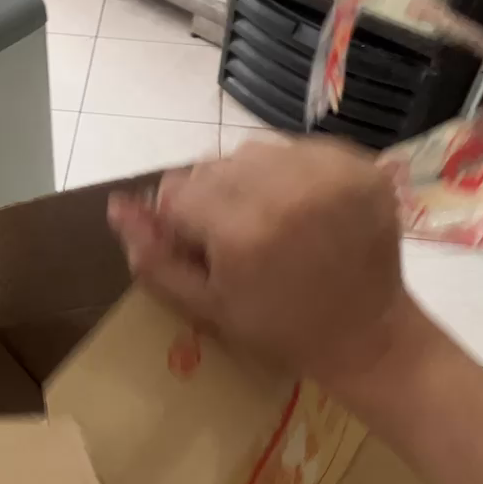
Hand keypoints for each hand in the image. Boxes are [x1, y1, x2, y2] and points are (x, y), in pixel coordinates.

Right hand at [108, 138, 437, 392]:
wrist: (365, 334)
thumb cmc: (278, 329)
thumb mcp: (207, 306)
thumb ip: (155, 258)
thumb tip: (117, 207)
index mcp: (242, 231)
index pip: (175, 192)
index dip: (179, 221)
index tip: (200, 247)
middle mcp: (284, 189)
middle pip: (211, 166)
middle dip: (210, 199)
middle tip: (234, 239)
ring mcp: (328, 172)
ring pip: (252, 152)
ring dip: (246, 181)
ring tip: (268, 222)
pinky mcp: (359, 164)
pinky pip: (297, 149)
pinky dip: (288, 174)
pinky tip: (299, 210)